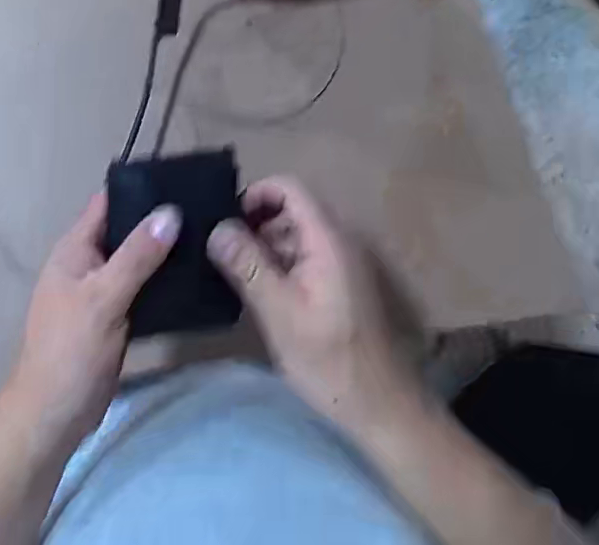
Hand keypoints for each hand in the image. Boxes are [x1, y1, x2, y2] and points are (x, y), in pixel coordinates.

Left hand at [0, 192, 179, 449]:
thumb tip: (170, 212)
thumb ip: (137, 256)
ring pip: (136, 260)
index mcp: (75, 249)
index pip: (108, 203)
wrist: (53, 417)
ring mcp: (100, 291)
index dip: (140, 189)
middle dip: (158, 219)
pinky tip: (191, 276)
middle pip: (125, 229)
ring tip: (205, 236)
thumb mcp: (104, 298)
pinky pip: (141, 287)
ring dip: (162, 251)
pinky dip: (161, 280)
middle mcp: (87, 263)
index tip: (179, 179)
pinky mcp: (114, 317)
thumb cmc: (70, 350)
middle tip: (203, 208)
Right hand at [207, 177, 422, 434]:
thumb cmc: (330, 360)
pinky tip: (258, 290)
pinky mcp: (340, 283)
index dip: (256, 194)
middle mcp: (338, 240)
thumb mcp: (279, 313)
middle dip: (255, 222)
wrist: (382, 409)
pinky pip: (305, 256)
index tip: (226, 219)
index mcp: (328, 239)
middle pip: (292, 208)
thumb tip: (216, 227)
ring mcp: (342, 262)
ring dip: (265, 244)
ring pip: (296, 233)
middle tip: (223, 249)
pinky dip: (279, 263)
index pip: (290, 188)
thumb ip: (247, 266)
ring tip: (233, 271)